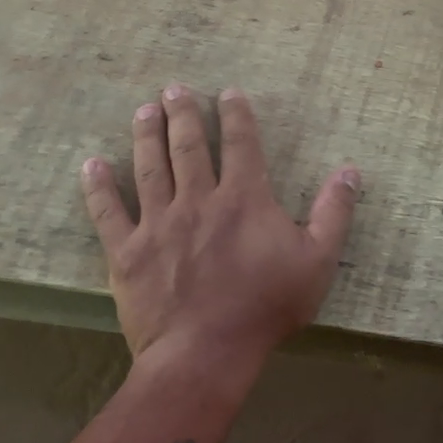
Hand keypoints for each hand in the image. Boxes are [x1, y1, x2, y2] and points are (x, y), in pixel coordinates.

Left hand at [78, 84, 357, 376]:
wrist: (205, 352)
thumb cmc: (268, 305)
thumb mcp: (319, 259)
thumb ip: (334, 212)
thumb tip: (350, 171)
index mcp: (246, 199)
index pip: (241, 144)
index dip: (236, 115)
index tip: (229, 92)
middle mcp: (200, 201)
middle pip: (189, 147)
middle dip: (183, 114)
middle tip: (174, 89)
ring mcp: (158, 225)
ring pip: (150, 169)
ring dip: (146, 136)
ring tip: (143, 110)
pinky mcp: (127, 252)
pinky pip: (108, 212)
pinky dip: (99, 186)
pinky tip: (93, 164)